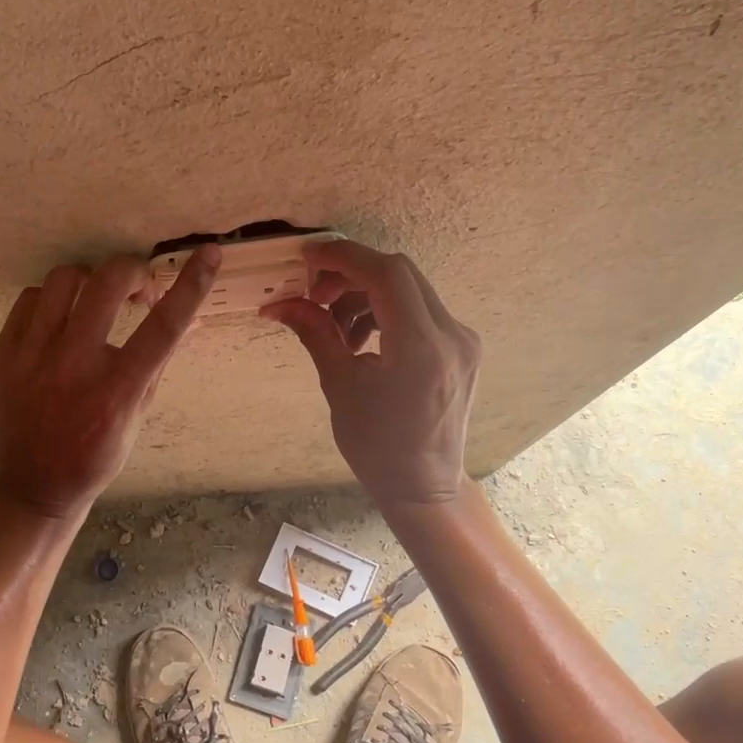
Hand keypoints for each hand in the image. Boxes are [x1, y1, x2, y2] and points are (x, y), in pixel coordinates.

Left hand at [0, 247, 217, 517]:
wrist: (34, 487)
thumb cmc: (94, 457)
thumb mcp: (136, 416)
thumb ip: (160, 364)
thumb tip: (192, 320)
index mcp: (116, 390)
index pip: (163, 326)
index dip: (190, 284)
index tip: (207, 254)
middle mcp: (73, 367)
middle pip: (106, 283)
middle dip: (132, 272)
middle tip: (139, 289)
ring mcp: (31, 358)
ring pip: (63, 280)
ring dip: (90, 281)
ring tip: (97, 301)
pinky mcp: (3, 355)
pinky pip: (29, 300)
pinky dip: (52, 301)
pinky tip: (62, 320)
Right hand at [261, 240, 480, 505]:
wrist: (423, 486)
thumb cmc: (376, 446)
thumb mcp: (340, 387)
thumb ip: (315, 334)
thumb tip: (280, 304)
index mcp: (420, 348)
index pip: (386, 274)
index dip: (344, 257)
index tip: (308, 260)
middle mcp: (451, 335)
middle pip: (400, 274)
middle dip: (351, 275)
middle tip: (315, 297)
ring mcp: (462, 340)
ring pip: (410, 290)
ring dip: (366, 295)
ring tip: (335, 330)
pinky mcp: (462, 347)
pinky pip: (421, 311)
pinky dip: (386, 312)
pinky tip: (361, 340)